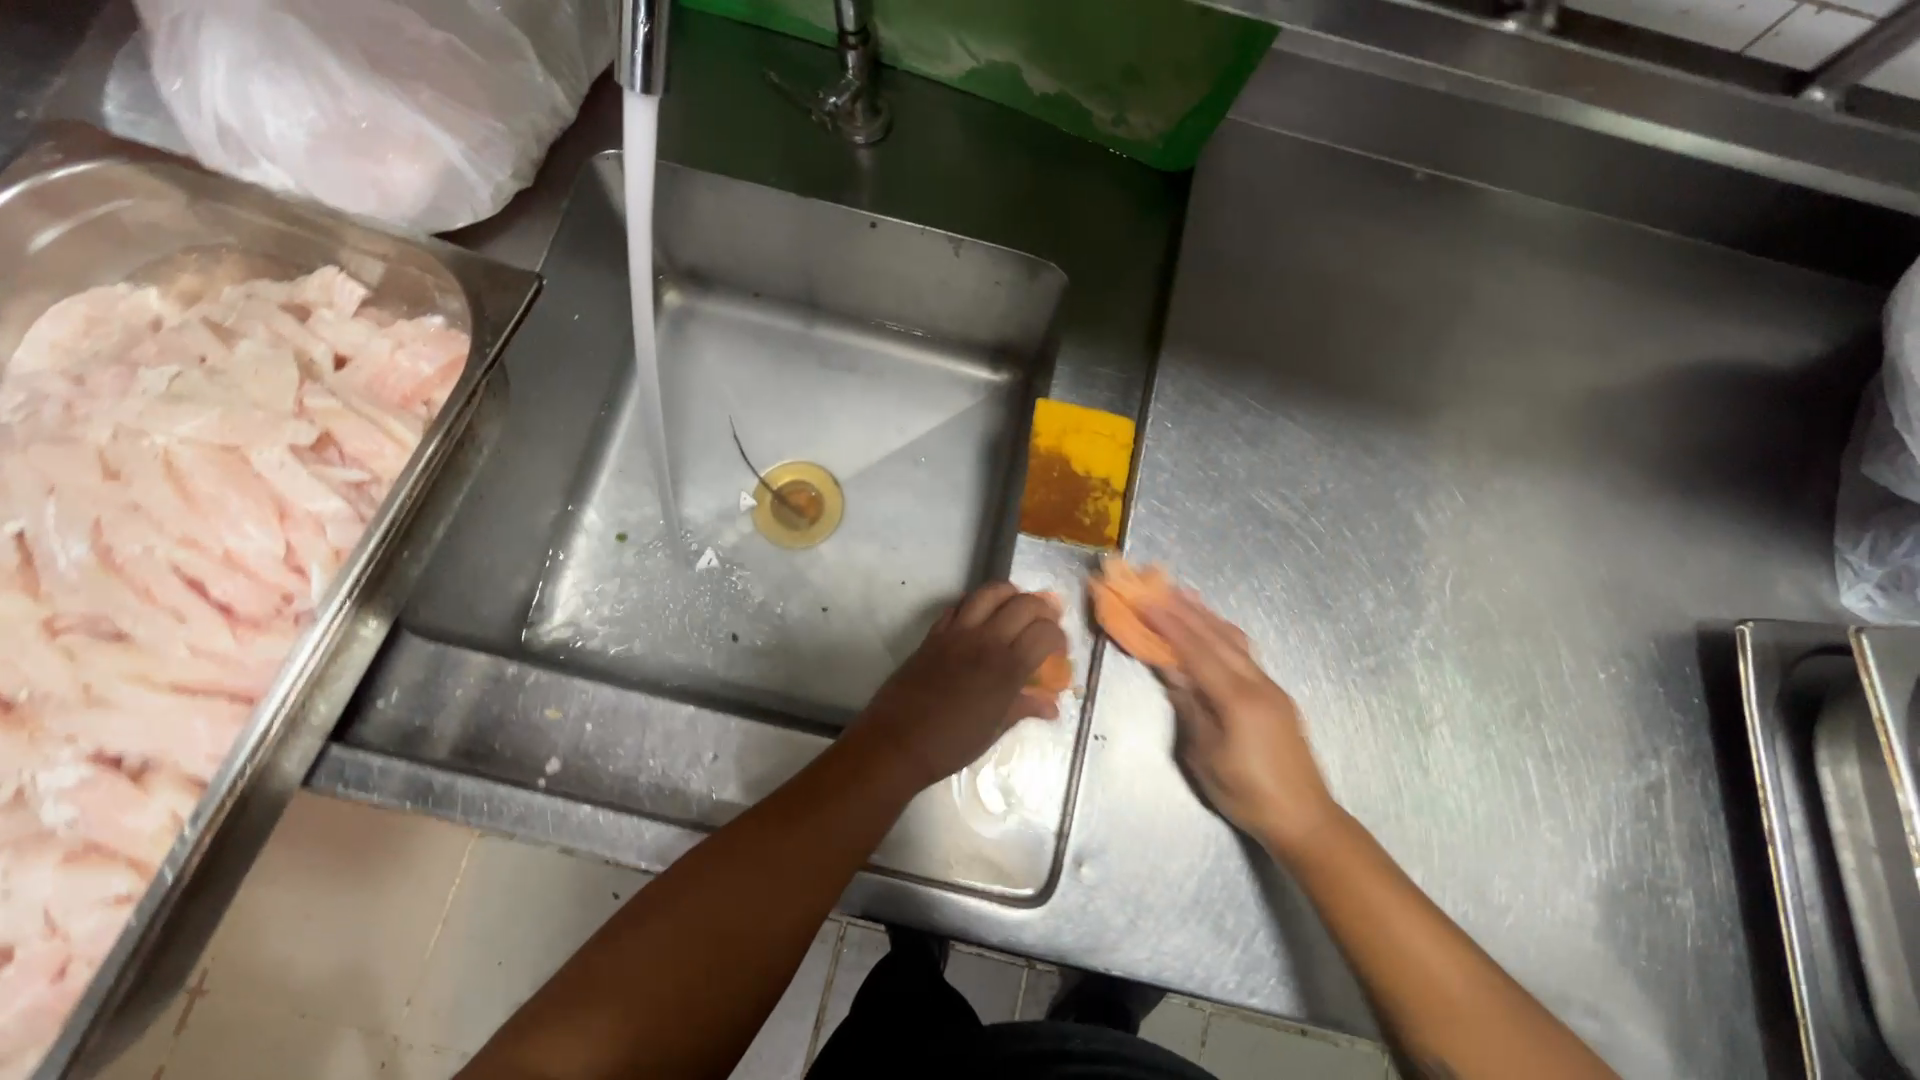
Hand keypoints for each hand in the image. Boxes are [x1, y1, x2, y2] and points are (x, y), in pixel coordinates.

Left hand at [853, 583, 1065, 791]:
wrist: (896, 742)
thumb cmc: (951, 744)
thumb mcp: (995, 729)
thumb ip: (1024, 708)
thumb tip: (1051, 705)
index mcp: (1006, 668)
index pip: (1045, 632)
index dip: (1059, 637)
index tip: (1058, 651)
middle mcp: (985, 641)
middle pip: (1025, 604)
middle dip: (1043, 609)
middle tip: (1046, 624)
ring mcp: (957, 633)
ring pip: (991, 592)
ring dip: (1011, 595)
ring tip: (1017, 609)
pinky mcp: (934, 633)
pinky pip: (960, 605)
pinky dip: (977, 604)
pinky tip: (981, 618)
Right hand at [1144, 592, 1340, 858]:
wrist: (1303, 817)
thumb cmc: (1247, 794)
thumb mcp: (1205, 756)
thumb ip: (1190, 709)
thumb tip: (1172, 674)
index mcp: (1237, 699)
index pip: (1196, 650)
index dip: (1169, 624)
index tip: (1145, 600)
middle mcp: (1257, 684)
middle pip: (1217, 637)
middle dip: (1185, 611)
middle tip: (1158, 588)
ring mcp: (1270, 687)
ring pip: (1235, 641)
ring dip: (1207, 617)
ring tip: (1184, 595)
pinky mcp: (1275, 696)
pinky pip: (1244, 654)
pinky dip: (1222, 635)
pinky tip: (1212, 629)